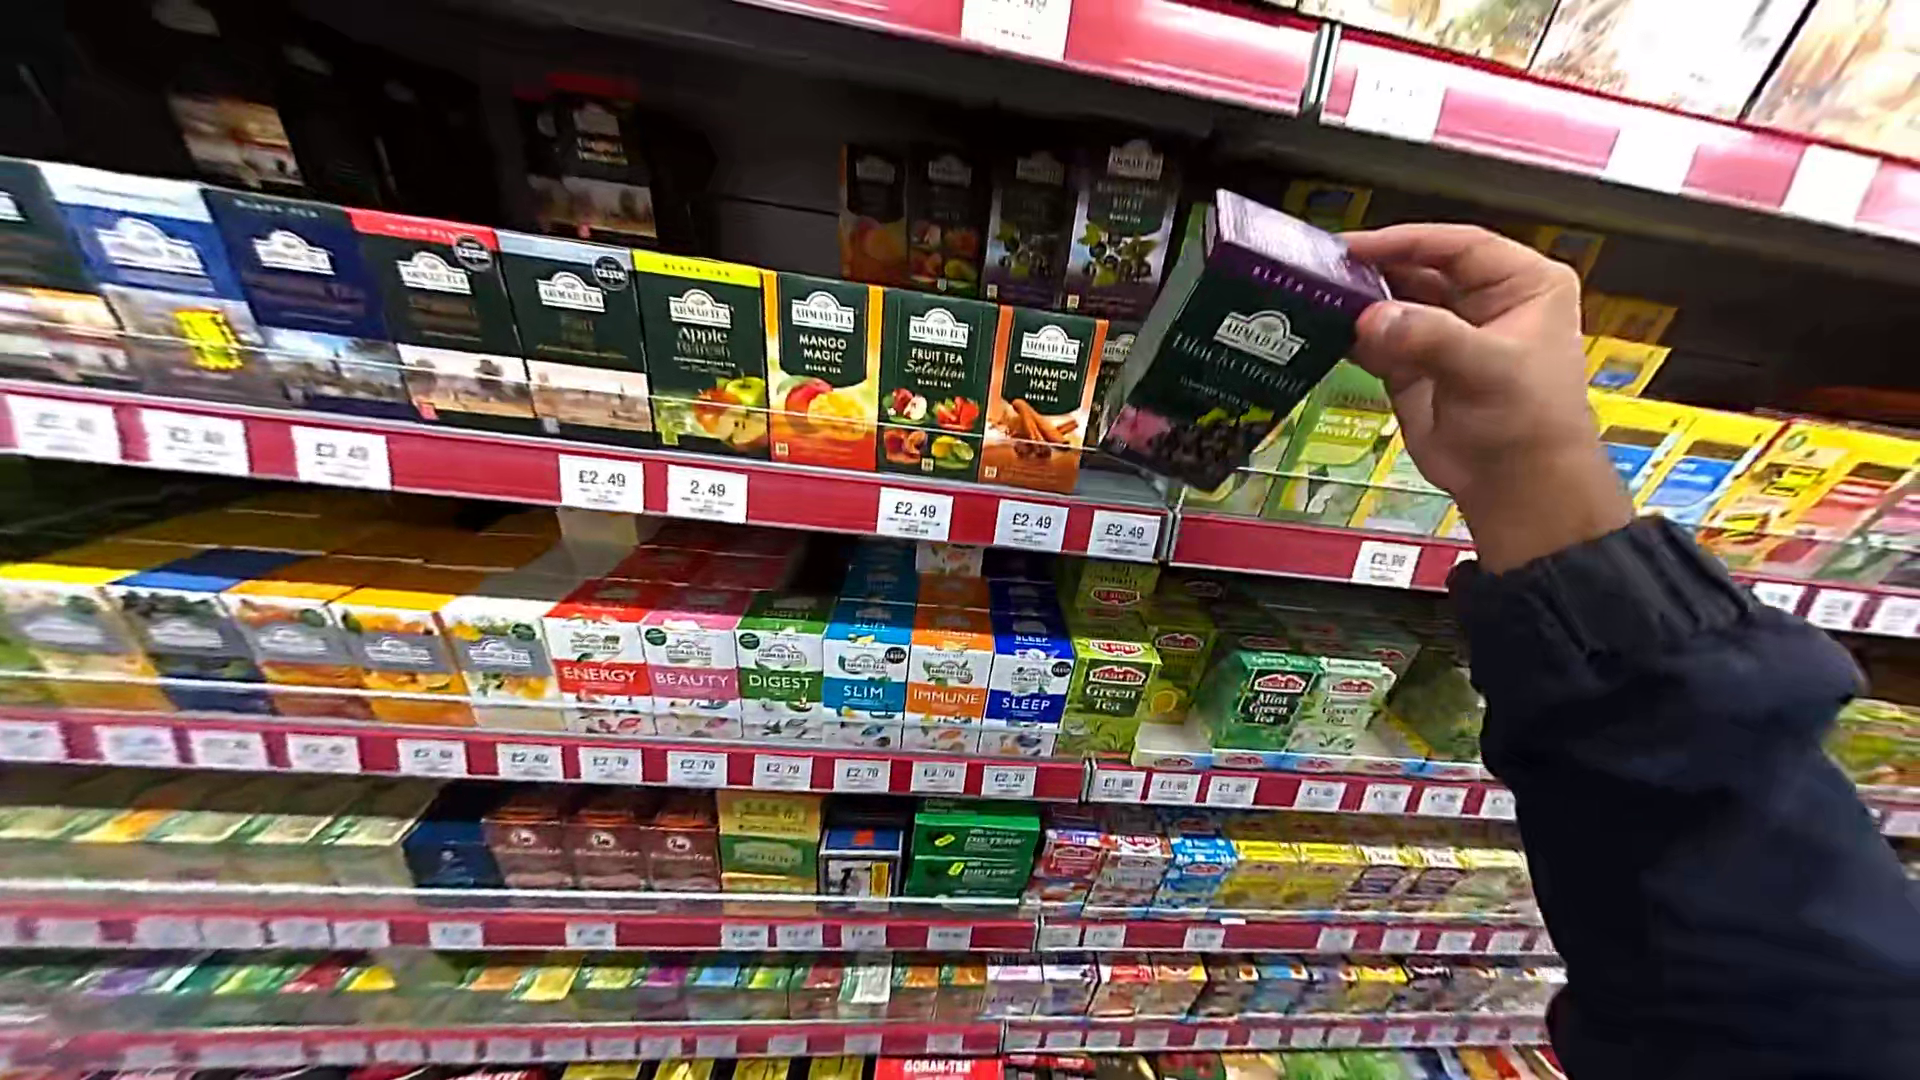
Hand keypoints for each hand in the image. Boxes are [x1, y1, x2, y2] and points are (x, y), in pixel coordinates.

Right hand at [1343, 224, 1632, 572]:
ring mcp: (1438, 336)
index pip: (1457, 247)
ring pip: (1392, 305)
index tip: (1353, 247)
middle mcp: (1476, 304)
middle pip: (1418, 272)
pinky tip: (1321, 332)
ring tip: (1314, 298)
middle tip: (1322, 269)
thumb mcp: (1487, 369)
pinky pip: (1374, 343)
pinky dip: (1349, 338)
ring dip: (1357, 303)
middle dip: (1374, 270)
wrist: (1510, 479)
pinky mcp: (1408, 368)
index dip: (1406, 241)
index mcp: (1517, 286)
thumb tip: (1368, 318)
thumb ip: (1430, 338)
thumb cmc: (1523, 418)